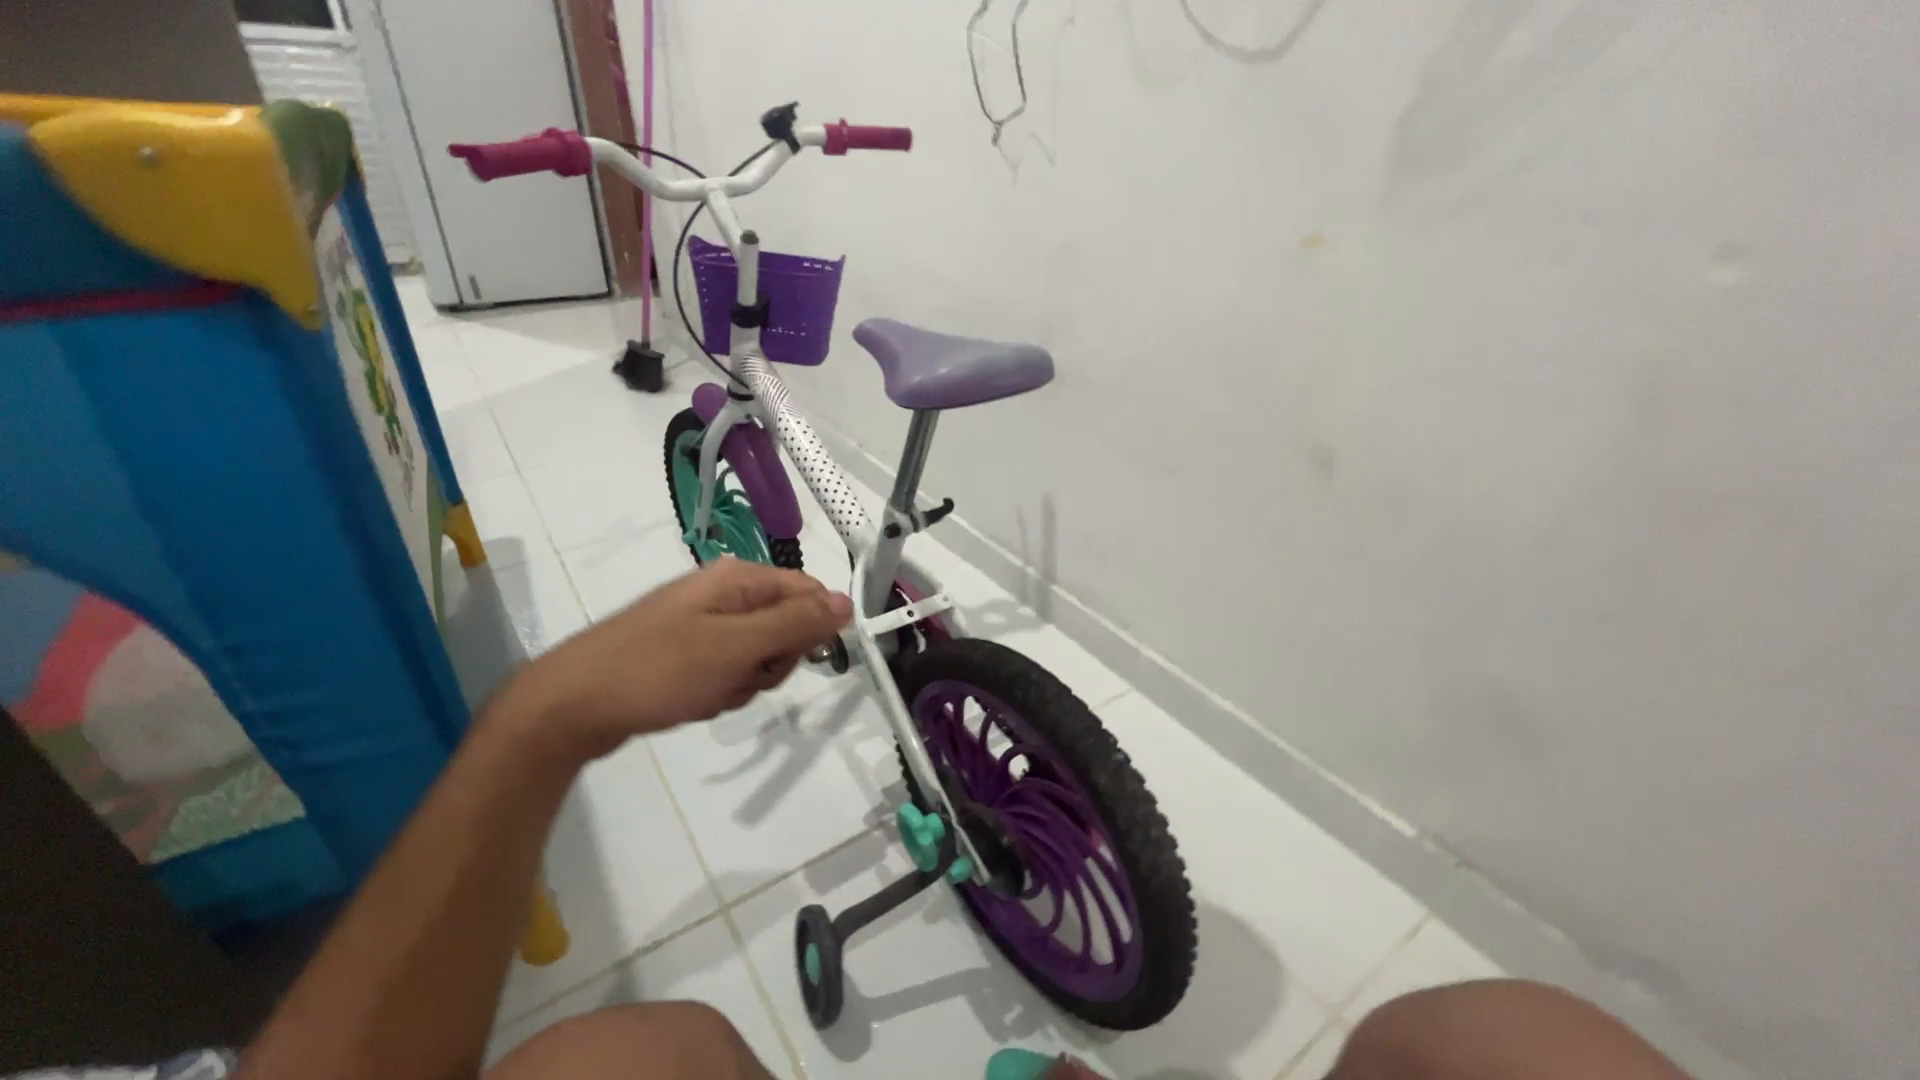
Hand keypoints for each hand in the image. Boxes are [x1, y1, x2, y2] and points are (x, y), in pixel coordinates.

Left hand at [497, 557, 851, 758]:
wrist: (571, 705)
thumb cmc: (658, 670)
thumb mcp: (737, 647)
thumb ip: (796, 624)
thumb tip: (848, 602)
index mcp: (738, 579)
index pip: (807, 593)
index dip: (811, 630)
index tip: (787, 660)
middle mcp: (723, 594)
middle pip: (785, 627)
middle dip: (772, 662)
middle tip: (738, 676)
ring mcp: (702, 625)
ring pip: (757, 656)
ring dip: (744, 682)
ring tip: (707, 692)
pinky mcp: (685, 654)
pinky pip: (727, 671)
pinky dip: (719, 691)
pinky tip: (692, 701)